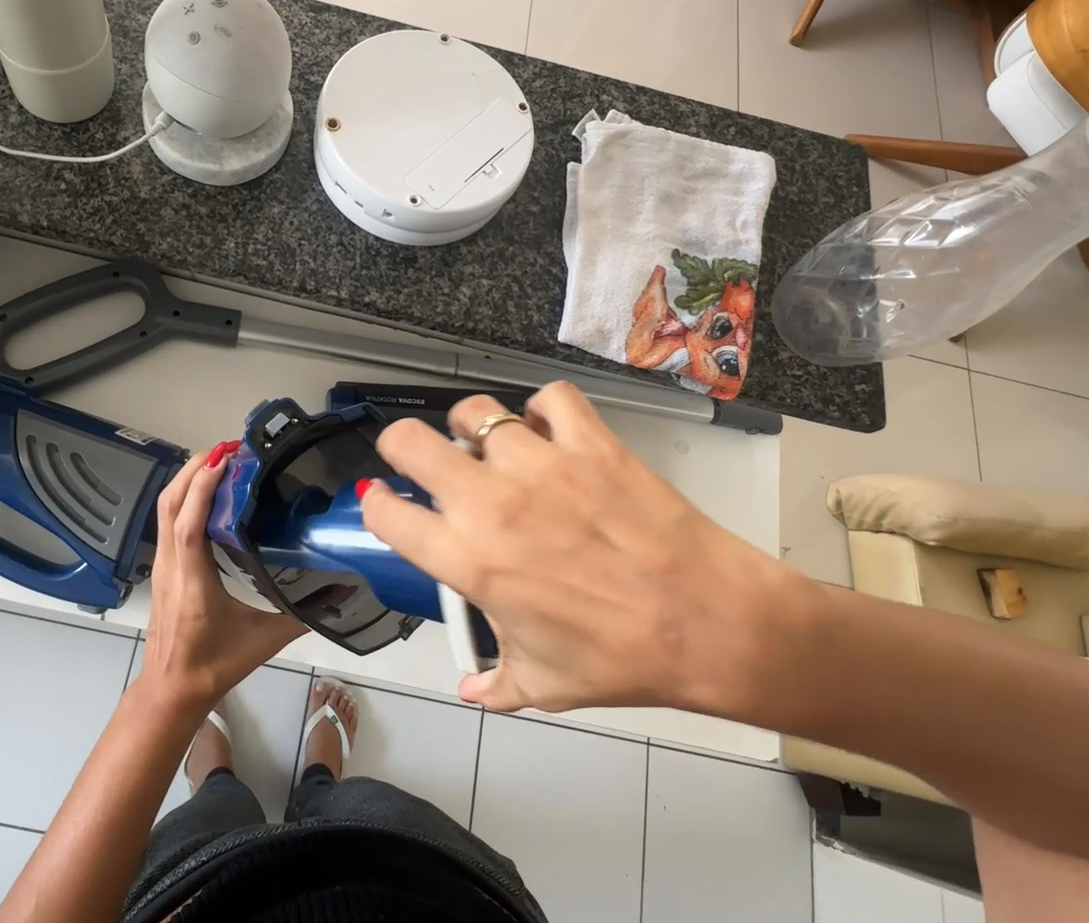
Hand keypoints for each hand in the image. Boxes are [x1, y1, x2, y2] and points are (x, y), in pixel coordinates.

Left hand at [139, 442, 306, 709]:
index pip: (188, 523)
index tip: (227, 459)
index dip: (203, 487)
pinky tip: (205, 493)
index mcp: (193, 581)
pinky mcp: (162, 570)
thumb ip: (303, 616)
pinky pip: (166, 522)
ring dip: (185, 479)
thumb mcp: (264, 640)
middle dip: (194, 469)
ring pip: (163, 510)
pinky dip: (182, 497)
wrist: (172, 691)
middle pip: (170, 504)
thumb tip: (342, 592)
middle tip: (227, 448)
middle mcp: (171, 567)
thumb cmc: (214, 666)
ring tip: (217, 460)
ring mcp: (162, 567)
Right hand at [359, 382, 800, 715]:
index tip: (387, 509)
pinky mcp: (590, 443)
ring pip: (476, 412)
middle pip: (409, 442)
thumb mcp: (544, 684)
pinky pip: (551, 398)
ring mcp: (541, 465)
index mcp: (470, 560)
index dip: (376, 508)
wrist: (711, 623)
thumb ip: (494, 685)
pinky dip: (544, 408)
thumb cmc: (622, 658)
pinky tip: (551, 431)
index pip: (386, 514)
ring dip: (474, 428)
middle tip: (423, 463)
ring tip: (491, 447)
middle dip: (403, 448)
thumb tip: (472, 689)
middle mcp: (492, 503)